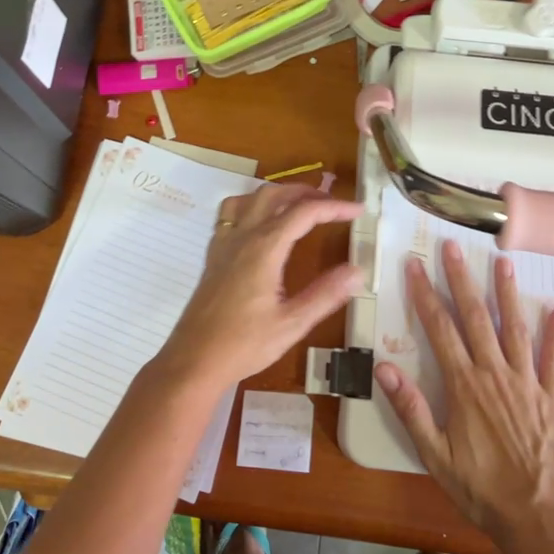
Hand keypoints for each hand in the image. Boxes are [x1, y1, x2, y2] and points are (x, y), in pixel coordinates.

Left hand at [159, 184, 363, 387]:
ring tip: (301, 205)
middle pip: (276, 195)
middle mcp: (243, 236)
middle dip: (307, 192)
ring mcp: (225, 243)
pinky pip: (231, 212)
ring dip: (279, 194)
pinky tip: (261, 221)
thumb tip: (357, 271)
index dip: (335, 207)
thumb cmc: (244, 345)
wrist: (194, 360)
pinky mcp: (214, 254)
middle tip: (333, 205)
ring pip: (252, 198)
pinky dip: (252, 204)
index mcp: (265, 248)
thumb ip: (325, 295)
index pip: (305, 213)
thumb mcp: (291, 324)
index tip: (358, 210)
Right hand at [375, 240, 553, 542]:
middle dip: (461, 279)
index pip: (439, 328)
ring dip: (507, 293)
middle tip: (452, 246)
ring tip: (503, 262)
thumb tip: (383, 369)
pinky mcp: (551, 397)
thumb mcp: (434, 455)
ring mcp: (526, 382)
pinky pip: (553, 359)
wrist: (536, 516)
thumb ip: (411, 409)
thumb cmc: (480, 488)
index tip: (414, 265)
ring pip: (515, 328)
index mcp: (463, 385)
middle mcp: (494, 373)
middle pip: (475, 316)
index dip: (424, 293)